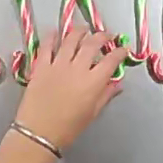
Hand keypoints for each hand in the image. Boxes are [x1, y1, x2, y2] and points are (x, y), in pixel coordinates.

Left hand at [11, 25, 126, 153]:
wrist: (39, 132)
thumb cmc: (68, 128)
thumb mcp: (92, 113)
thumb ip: (105, 95)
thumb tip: (117, 84)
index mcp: (93, 82)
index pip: (111, 60)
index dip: (119, 52)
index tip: (123, 49)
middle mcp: (77, 69)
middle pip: (92, 44)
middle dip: (102, 37)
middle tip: (106, 35)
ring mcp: (58, 65)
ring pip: (71, 40)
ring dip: (79, 32)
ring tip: (84, 29)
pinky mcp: (41, 66)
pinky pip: (47, 46)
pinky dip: (52, 36)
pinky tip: (56, 31)